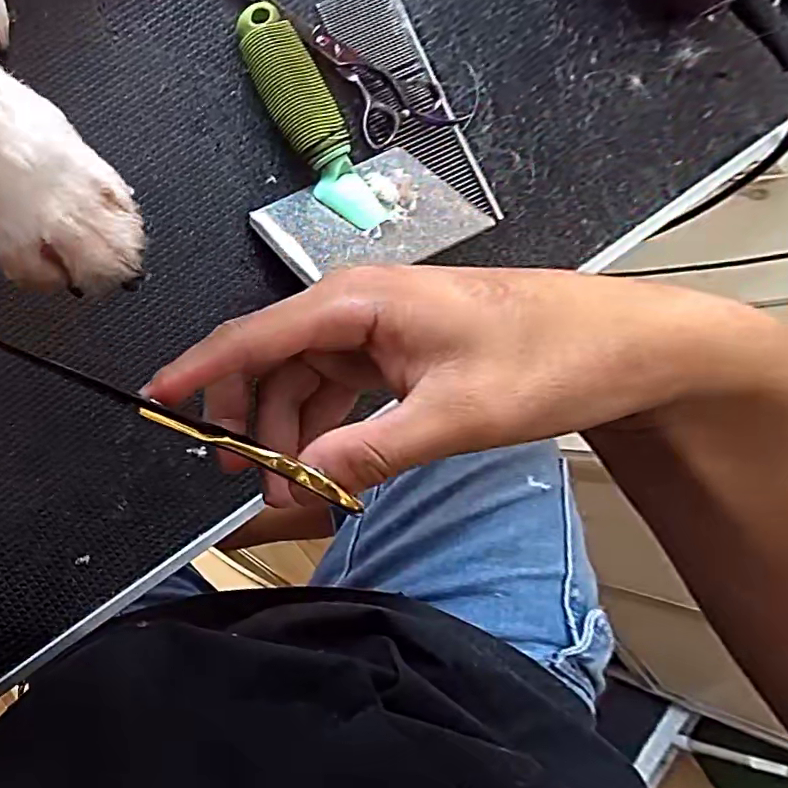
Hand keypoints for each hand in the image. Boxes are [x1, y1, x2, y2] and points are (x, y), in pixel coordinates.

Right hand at [143, 266, 787, 503]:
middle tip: (241, 474)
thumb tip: (302, 479)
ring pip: (288, 383)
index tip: (156, 398)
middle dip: (244, 418)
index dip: (197, 369)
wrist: (632, 344)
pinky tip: (317, 463)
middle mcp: (344, 309)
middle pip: (262, 363)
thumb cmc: (551, 359)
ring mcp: (358, 331)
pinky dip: (313, 429)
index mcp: (353, 302)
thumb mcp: (459, 413)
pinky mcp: (375, 353)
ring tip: (286, 484)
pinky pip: (321, 392)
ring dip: (280, 432)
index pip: (252, 336)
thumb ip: (373, 447)